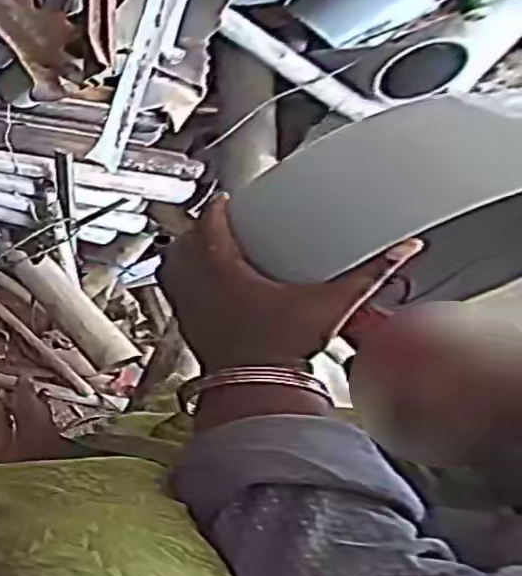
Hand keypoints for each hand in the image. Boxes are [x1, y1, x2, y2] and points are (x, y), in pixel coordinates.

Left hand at [161, 195, 421, 371]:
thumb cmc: (282, 341)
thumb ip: (370, 273)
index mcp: (224, 273)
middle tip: (213, 219)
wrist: (251, 375)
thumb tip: (404, 250)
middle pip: (182, 247)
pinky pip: (171, 286)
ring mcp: (185, 302)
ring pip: (170, 267)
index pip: (210, 232)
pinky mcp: (183, 317)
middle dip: (195, 229)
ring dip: (180, 251)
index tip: (222, 200)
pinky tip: (193, 274)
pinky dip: (177, 273)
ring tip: (198, 241)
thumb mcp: (333, 302)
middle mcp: (196, 285)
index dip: (214, 213)